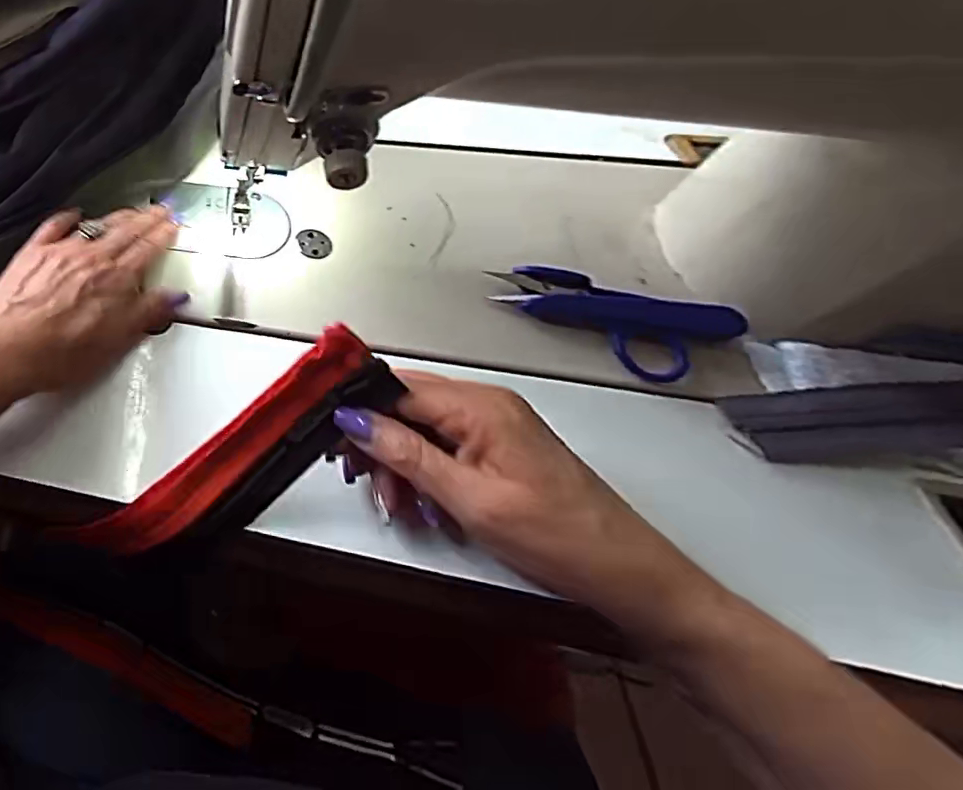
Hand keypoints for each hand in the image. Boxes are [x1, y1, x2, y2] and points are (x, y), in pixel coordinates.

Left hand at [0, 206, 184, 433]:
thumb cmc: (54, 354)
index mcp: (115, 279)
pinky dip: (69, 218)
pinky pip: (56, 226)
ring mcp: (60, 251)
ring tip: (131, 213)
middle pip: (126, 231)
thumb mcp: (113, 344)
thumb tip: (173, 297)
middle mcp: (90, 258)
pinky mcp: (33, 253)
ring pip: (97, 226)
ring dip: (118, 217)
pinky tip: (75, 215)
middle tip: (160, 211)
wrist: (0, 350)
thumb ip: (146, 314)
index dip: (163, 235)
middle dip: (147, 219)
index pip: (147, 249)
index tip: (173, 226)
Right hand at [335, 372, 721, 638]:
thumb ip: (408, 454)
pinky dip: (427, 474)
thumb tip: (356, 421)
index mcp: (480, 406)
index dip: (361, 412)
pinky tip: (430, 507)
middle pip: (407, 407)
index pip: (399, 387)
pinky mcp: (498, 446)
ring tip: (404, 507)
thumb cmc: (561, 537)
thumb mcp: (470, 499)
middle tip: (371, 485)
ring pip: (422, 430)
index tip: (337, 441)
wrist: (626, 574)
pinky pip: (445, 447)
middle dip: (380, 446)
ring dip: (402, 466)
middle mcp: (486, 404)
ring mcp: (494, 424)